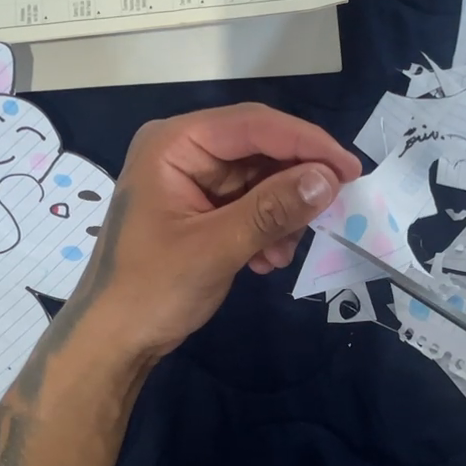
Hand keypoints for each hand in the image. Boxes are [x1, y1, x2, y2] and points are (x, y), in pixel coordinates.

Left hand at [72, 103, 361, 357]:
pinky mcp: (203, 208)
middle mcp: (184, 151)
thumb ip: (271, 210)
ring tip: (282, 252)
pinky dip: (269, 228)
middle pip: (260, 149)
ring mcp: (193, 180)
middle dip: (296, 182)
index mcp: (174, 144)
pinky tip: (267, 260)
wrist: (114, 340)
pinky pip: (252, 204)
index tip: (350, 169)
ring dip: (283, 214)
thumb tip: (328, 181)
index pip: (253, 126)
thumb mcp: (215, 248)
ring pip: (262, 179)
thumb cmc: (151, 290)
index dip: (306, 143)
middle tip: (334, 208)